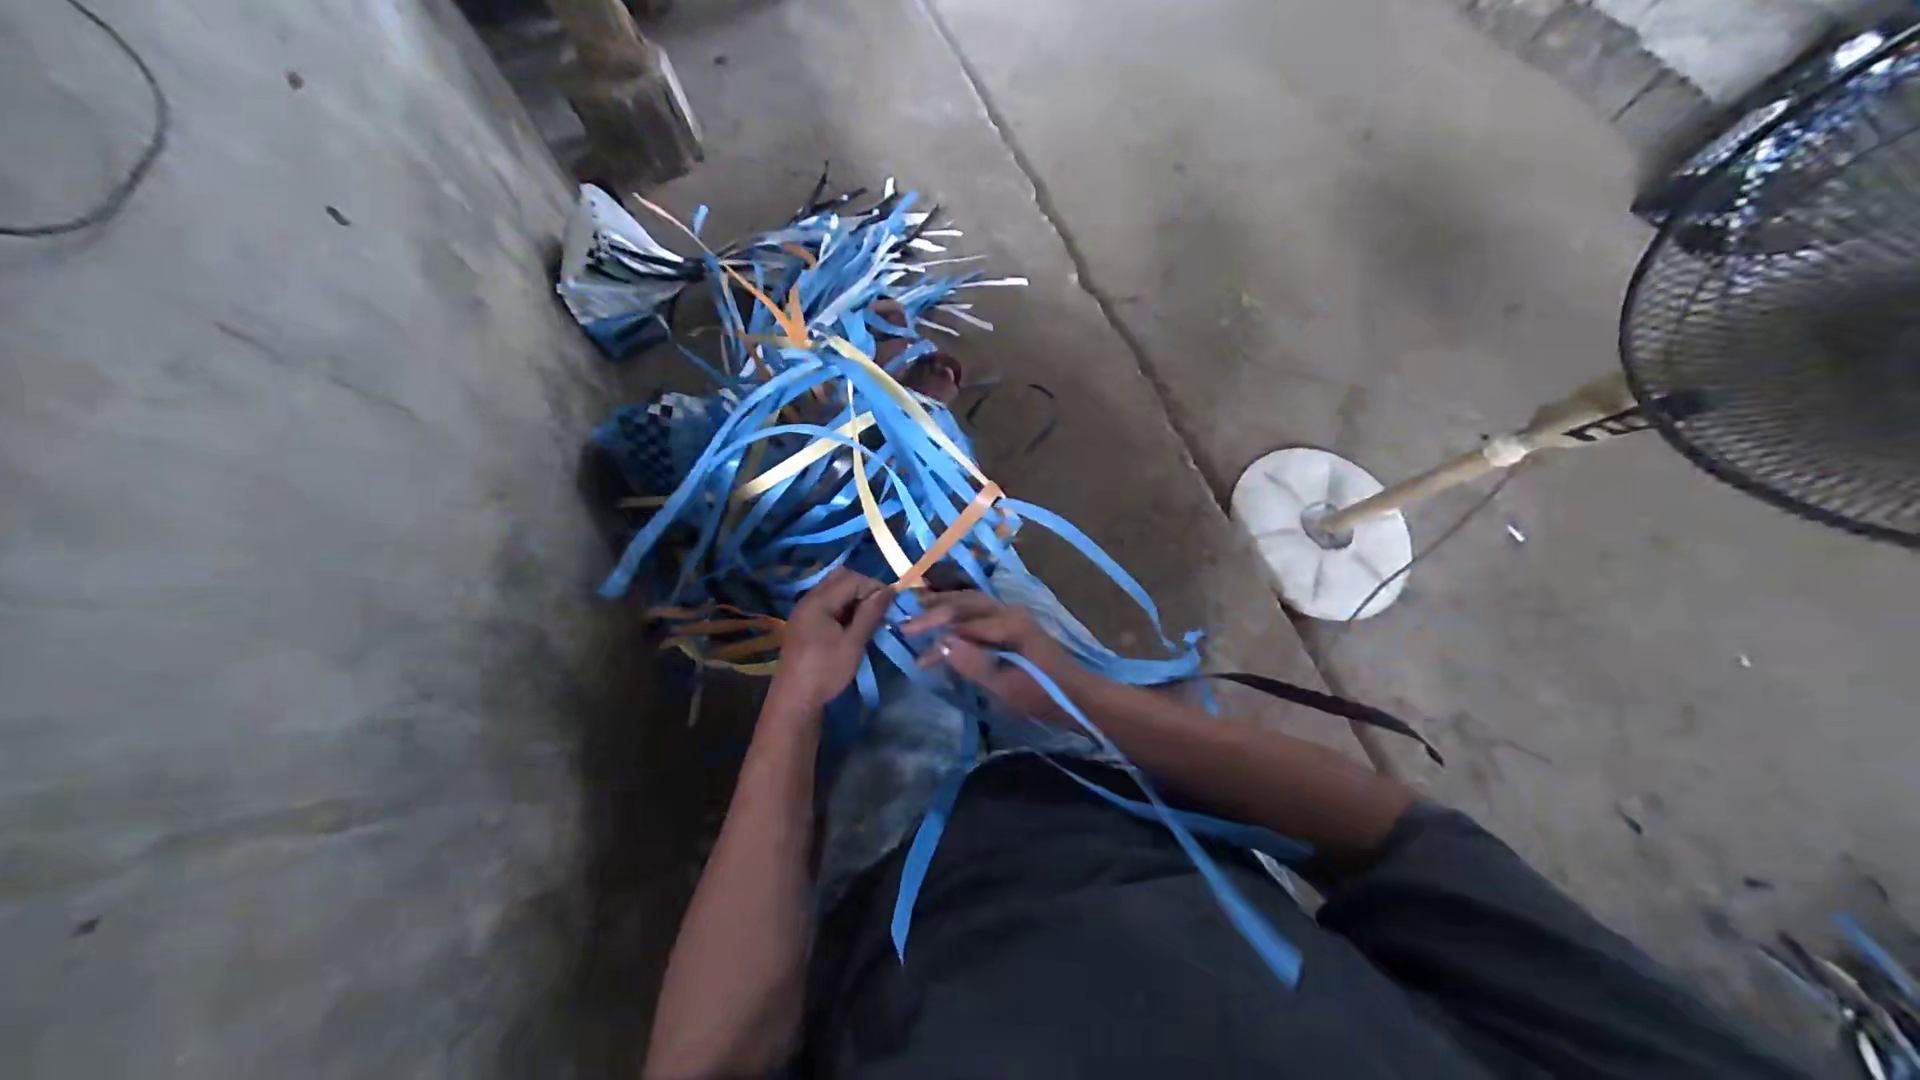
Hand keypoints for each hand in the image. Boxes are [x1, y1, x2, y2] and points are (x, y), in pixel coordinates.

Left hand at [766, 568, 893, 714]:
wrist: (795, 699)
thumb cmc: (826, 671)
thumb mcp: (853, 643)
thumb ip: (870, 613)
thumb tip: (889, 590)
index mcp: (818, 601)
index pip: (852, 579)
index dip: (874, 587)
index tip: (890, 605)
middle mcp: (808, 599)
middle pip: (840, 578)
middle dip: (863, 587)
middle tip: (878, 608)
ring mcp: (804, 610)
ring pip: (833, 589)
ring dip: (853, 597)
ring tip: (868, 618)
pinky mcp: (805, 622)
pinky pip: (827, 602)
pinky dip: (843, 606)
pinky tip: (852, 625)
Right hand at [901, 591, 1084, 720]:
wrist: (1077, 696)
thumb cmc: (1042, 694)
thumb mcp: (1006, 686)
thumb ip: (974, 663)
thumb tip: (941, 643)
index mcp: (1009, 623)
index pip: (962, 621)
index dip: (932, 628)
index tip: (906, 638)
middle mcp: (1009, 611)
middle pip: (965, 601)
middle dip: (933, 609)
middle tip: (904, 618)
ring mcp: (1012, 615)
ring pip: (971, 601)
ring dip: (944, 603)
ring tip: (917, 608)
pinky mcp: (1012, 623)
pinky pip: (978, 608)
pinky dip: (957, 609)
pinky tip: (944, 615)